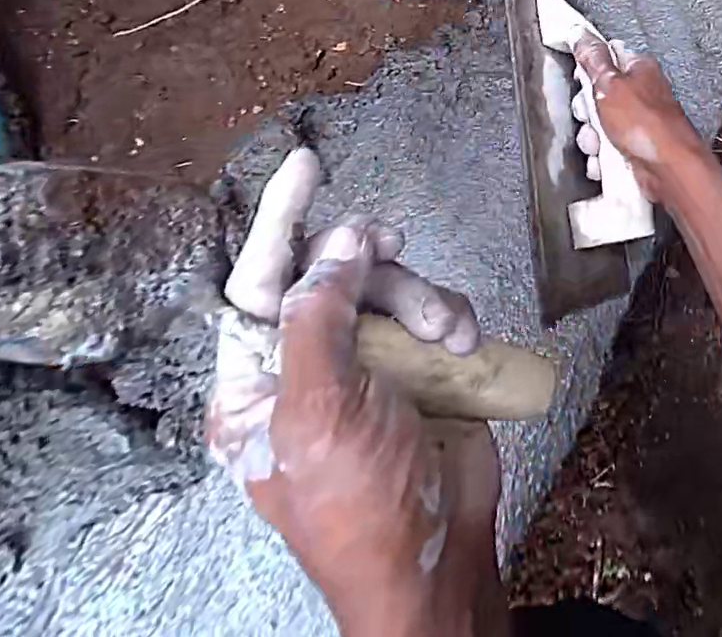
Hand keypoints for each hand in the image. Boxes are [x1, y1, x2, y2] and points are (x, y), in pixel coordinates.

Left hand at [206, 150, 506, 636]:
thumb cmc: (360, 502)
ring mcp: (372, 359)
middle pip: (339, 274)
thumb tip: (339, 242)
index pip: (258, 282)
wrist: (439, 555)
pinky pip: (435, 310)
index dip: (280, 219)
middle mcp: (312, 360)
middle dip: (375, 269)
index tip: (304, 165)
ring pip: (395, 286)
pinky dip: (453, 318)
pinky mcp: (422, 360)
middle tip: (396, 247)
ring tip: (443, 336)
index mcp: (260, 378)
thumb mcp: (319, 415)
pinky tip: (463, 345)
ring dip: (423, 300)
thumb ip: (318, 321)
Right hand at [570, 38, 706, 200]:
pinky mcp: (634, 149)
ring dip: (592, 140)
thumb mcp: (610, 84)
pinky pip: (605, 151)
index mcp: (638, 69)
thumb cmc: (646, 124)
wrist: (668, 169)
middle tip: (593, 119)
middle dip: (586, 113)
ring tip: (601, 146)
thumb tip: (579, 32)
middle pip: (595, 97)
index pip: (604, 59)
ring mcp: (637, 123)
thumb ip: (592, 58)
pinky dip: (601, 159)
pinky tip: (605, 163)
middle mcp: (640, 94)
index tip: (582, 85)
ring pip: (597, 127)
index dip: (587, 73)